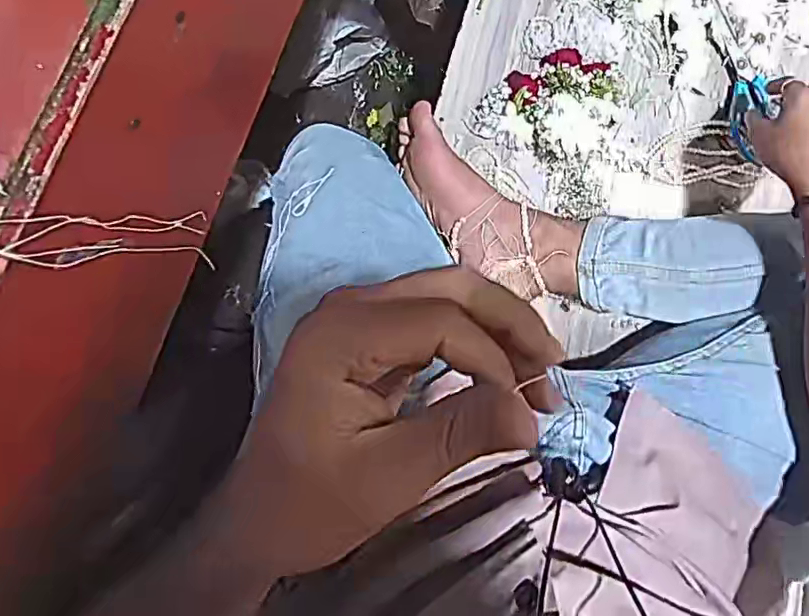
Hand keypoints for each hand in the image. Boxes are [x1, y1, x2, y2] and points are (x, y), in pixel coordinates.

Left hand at [220, 268, 564, 576]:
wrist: (256, 521)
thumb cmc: (307, 504)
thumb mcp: (386, 479)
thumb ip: (460, 435)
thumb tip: (530, 416)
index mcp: (342, 332)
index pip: (440, 320)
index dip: (491, 358)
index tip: (522, 405)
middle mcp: (354, 305)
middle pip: (453, 288)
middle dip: (510, 323)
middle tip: (552, 365)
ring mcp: (365, 311)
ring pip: (454, 294)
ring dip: (502, 327)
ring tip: (540, 368)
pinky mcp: (379, 327)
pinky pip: (443, 315)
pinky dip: (482, 338)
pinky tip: (508, 365)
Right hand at [746, 79, 808, 198]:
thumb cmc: (796, 159)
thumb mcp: (760, 136)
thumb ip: (753, 118)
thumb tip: (753, 116)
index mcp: (801, 96)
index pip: (785, 82)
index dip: (772, 88)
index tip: (767, 93)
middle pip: (805, 91)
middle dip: (791, 98)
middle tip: (778, 108)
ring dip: (805, 112)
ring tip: (790, 127)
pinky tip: (803, 141)